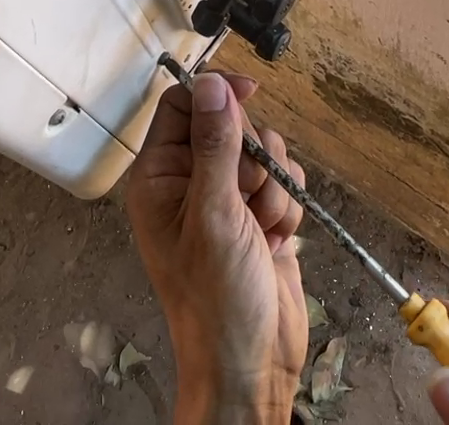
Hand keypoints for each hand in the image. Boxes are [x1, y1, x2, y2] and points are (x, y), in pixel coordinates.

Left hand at [126, 72, 308, 423]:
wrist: (254, 364)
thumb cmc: (217, 299)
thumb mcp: (214, 215)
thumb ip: (214, 145)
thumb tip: (211, 84)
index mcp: (160, 175)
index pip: (182, 106)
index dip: (215, 94)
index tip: (251, 91)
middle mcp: (190, 180)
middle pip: (230, 124)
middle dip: (252, 158)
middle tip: (247, 197)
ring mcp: (227, 198)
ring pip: (263, 153)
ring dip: (274, 188)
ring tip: (262, 229)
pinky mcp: (260, 214)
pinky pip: (284, 181)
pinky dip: (288, 207)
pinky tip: (277, 240)